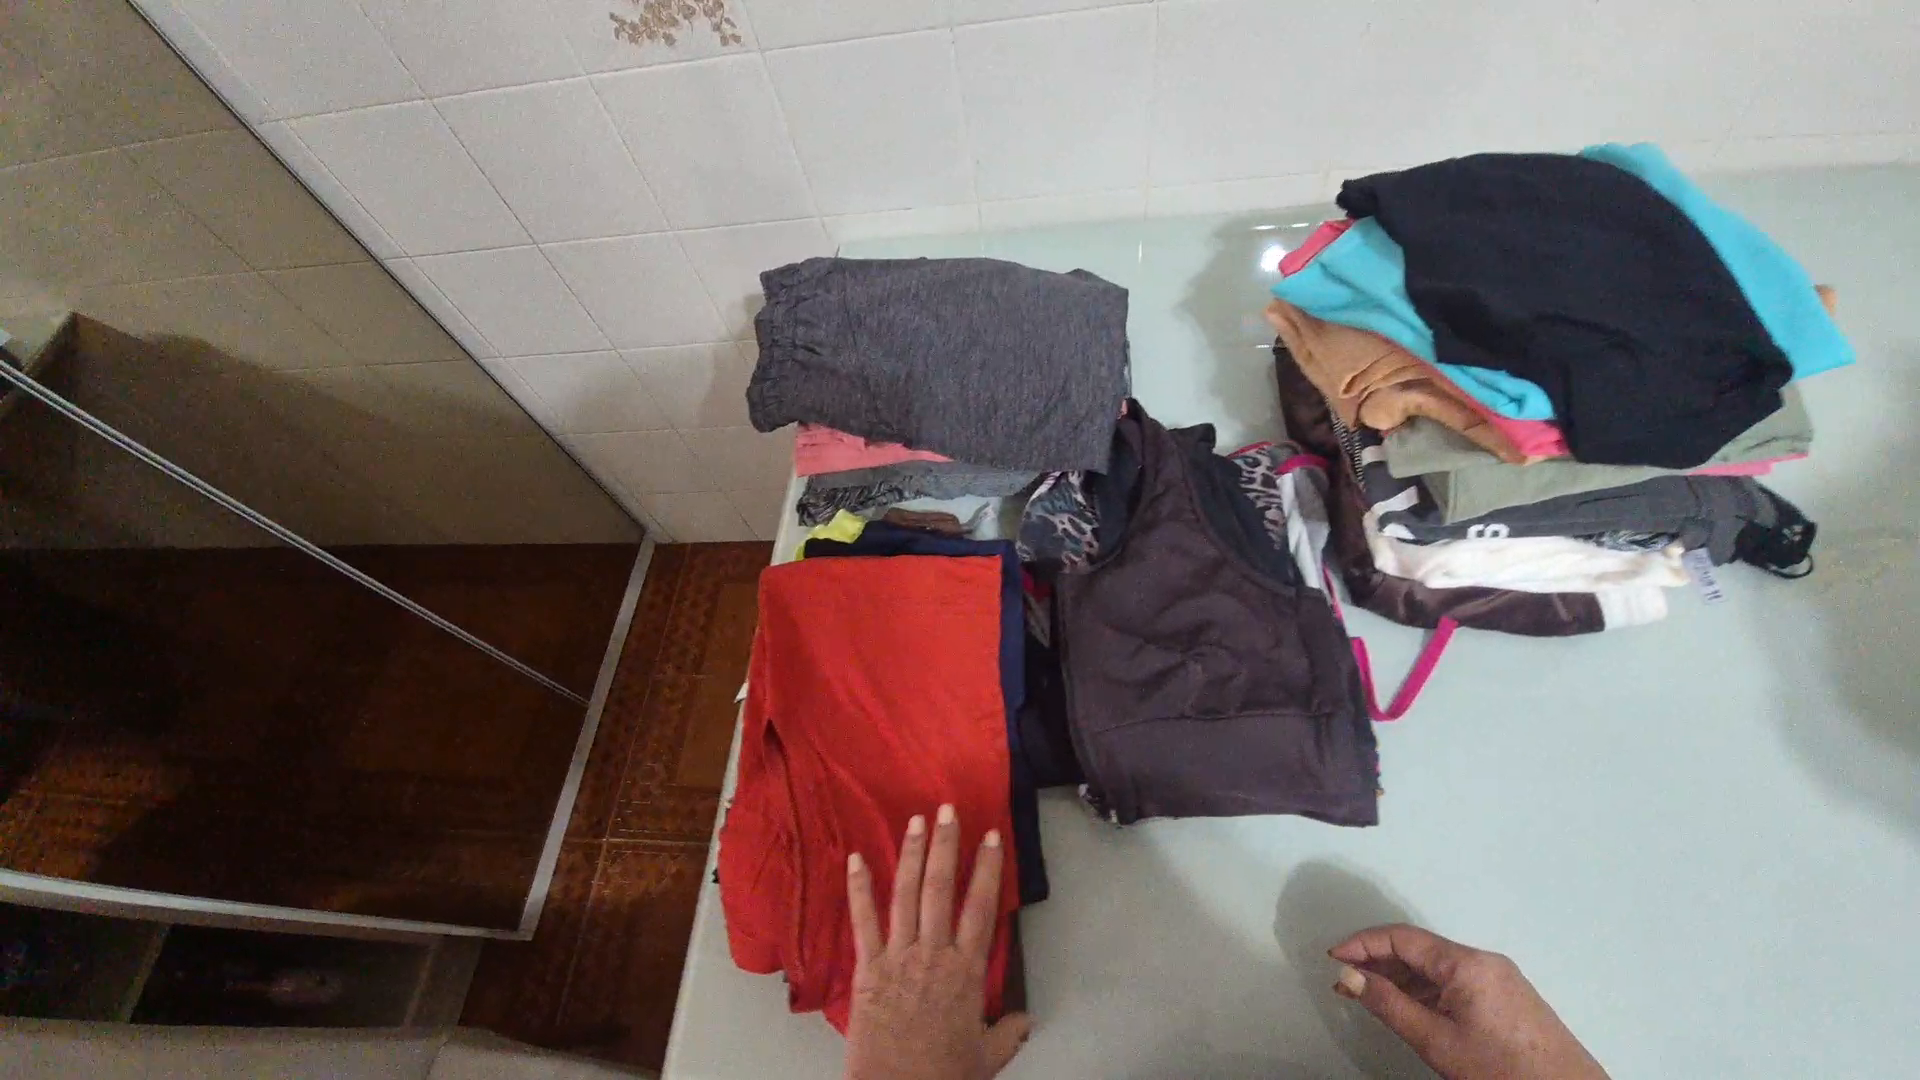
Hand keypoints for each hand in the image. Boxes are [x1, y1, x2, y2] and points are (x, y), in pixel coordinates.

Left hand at [844, 805, 1030, 1079]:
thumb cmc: (943, 1076)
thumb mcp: (987, 1058)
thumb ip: (1009, 1032)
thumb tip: (1028, 1018)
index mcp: (965, 971)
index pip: (981, 907)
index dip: (987, 868)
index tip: (991, 835)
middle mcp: (933, 953)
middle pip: (941, 888)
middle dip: (945, 845)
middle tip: (947, 809)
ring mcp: (898, 955)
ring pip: (905, 894)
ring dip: (910, 854)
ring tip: (915, 820)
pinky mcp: (868, 967)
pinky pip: (863, 920)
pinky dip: (858, 888)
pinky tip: (855, 858)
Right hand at [1330, 924, 1607, 1079]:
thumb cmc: (1503, 1073)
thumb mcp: (1438, 1042)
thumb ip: (1388, 1004)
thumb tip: (1346, 974)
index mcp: (1467, 962)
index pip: (1402, 937)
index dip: (1362, 943)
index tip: (1332, 958)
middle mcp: (1483, 961)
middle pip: (1418, 949)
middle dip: (1378, 962)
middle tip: (1344, 979)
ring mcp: (1499, 979)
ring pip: (1436, 968)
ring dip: (1400, 978)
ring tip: (1368, 995)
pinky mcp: (1509, 999)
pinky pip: (1454, 983)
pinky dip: (1425, 991)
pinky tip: (1408, 1007)